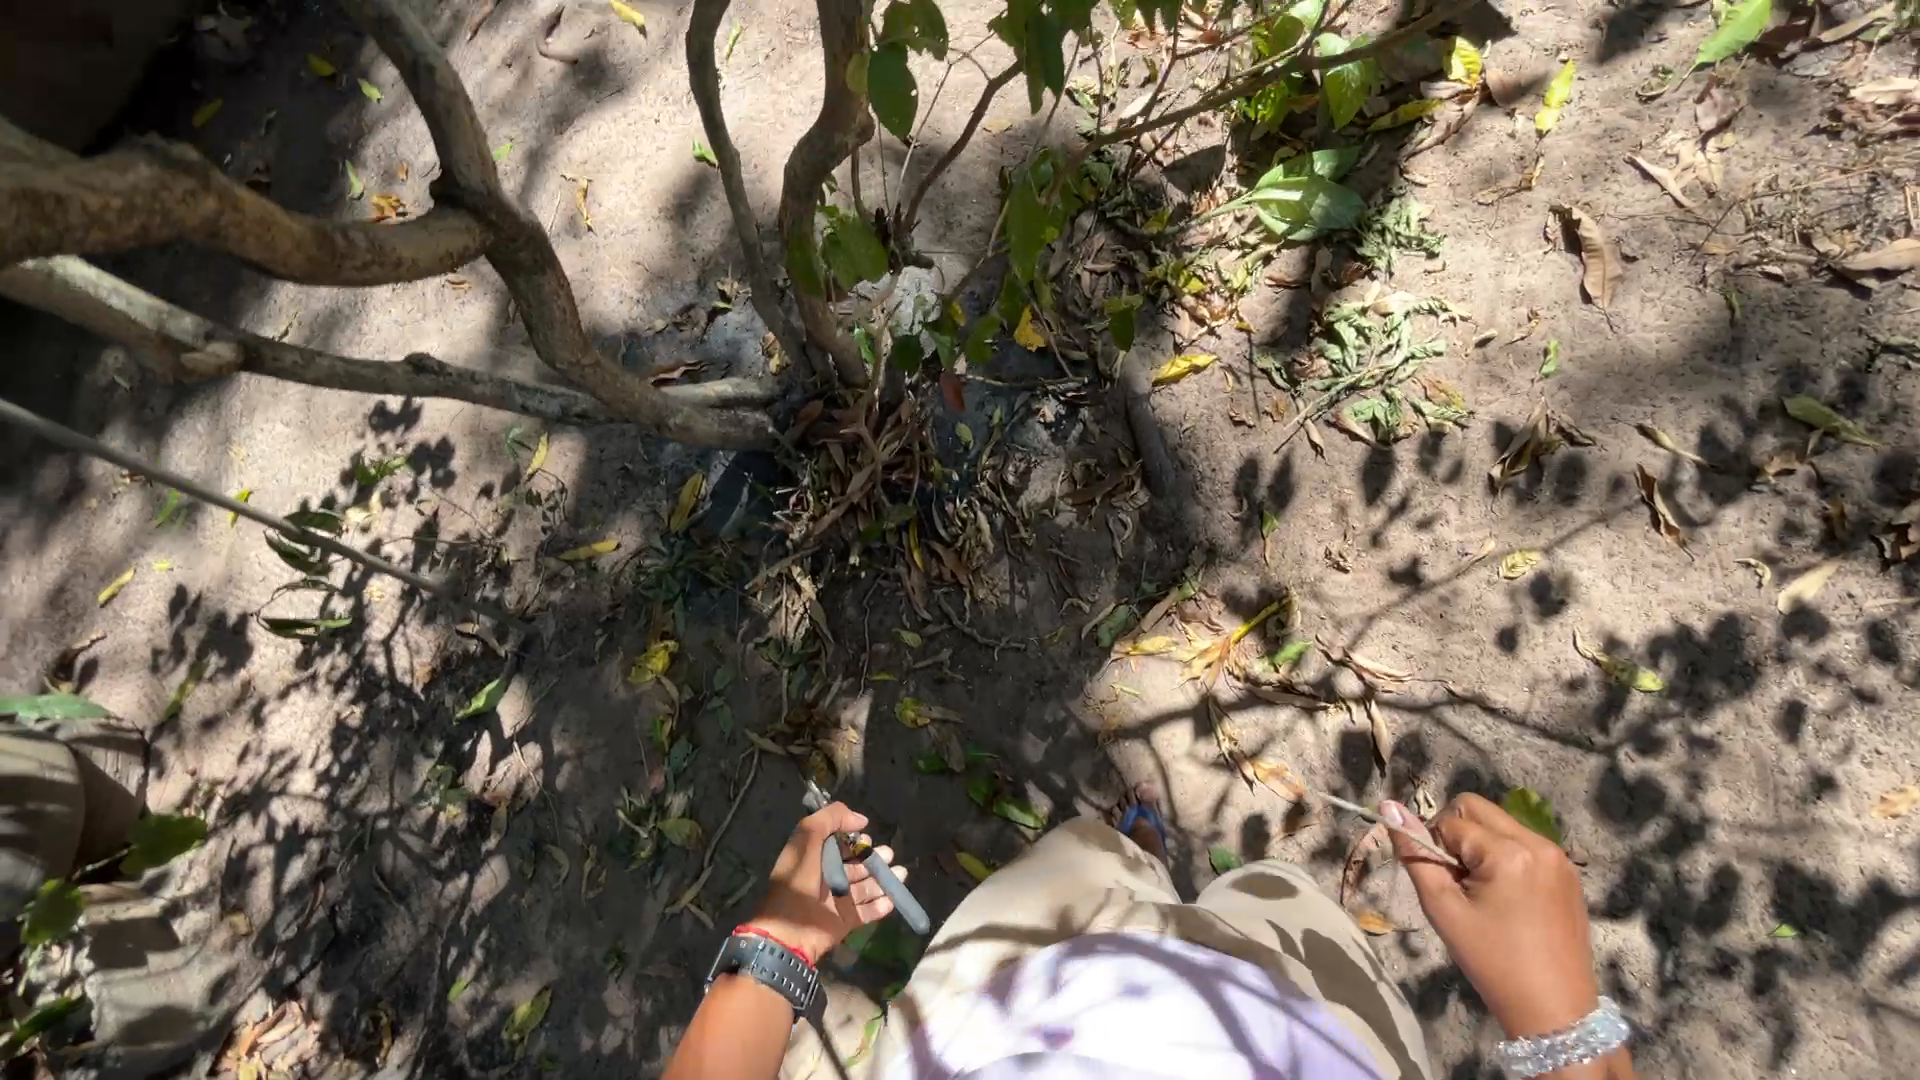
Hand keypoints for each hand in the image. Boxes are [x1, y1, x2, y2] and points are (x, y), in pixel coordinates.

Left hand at [748, 802, 904, 963]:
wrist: (788, 930)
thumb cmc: (797, 880)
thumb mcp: (807, 837)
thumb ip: (832, 818)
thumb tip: (862, 820)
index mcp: (816, 857)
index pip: (841, 845)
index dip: (856, 841)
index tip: (867, 839)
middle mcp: (828, 877)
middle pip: (858, 865)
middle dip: (875, 859)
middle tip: (890, 855)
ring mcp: (837, 900)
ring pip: (866, 887)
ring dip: (884, 880)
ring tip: (900, 875)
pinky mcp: (845, 921)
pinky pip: (867, 912)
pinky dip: (880, 906)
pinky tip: (892, 900)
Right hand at [1384, 794, 1597, 1038]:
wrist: (1554, 1012)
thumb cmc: (1491, 959)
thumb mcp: (1441, 906)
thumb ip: (1414, 851)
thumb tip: (1388, 806)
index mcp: (1509, 852)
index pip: (1449, 820)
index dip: (1436, 847)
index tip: (1446, 884)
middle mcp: (1540, 844)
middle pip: (1475, 808)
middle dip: (1457, 834)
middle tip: (1460, 880)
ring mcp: (1560, 858)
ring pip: (1498, 823)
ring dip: (1480, 845)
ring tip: (1483, 891)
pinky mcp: (1568, 874)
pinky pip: (1522, 842)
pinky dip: (1503, 856)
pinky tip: (1507, 896)